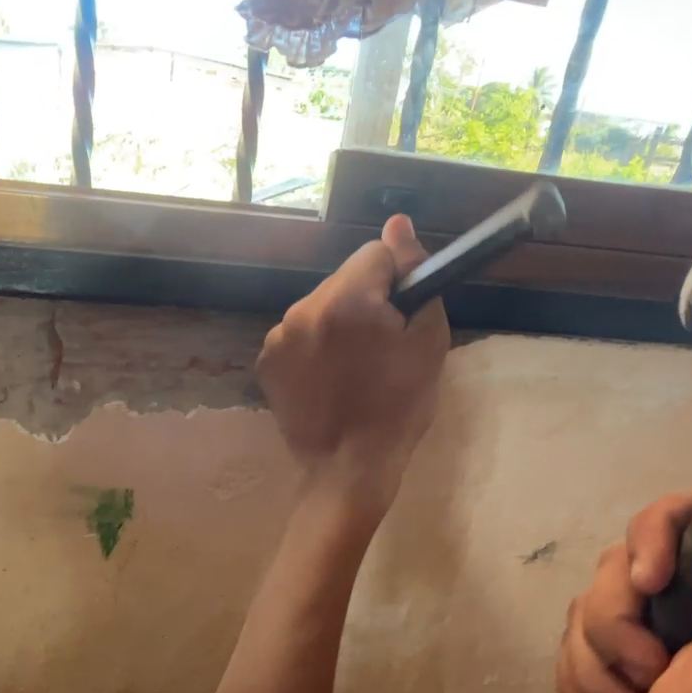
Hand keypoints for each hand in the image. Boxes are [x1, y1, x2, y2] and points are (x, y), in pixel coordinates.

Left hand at [257, 214, 449, 518]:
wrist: (347, 469)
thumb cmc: (399, 409)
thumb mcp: (426, 342)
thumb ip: (415, 277)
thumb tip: (398, 223)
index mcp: (346, 300)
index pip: (375, 254)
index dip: (396, 281)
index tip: (401, 316)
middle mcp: (302, 308)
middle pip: (344, 280)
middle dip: (365, 301)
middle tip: (379, 349)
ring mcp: (277, 336)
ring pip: (319, 306)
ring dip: (337, 323)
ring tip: (352, 369)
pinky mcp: (265, 361)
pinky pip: (297, 334)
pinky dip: (314, 347)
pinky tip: (327, 380)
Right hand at [558, 493, 691, 692]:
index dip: (652, 538)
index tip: (642, 583)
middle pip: (621, 564)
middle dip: (614, 628)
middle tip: (642, 679)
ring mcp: (667, 629)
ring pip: (590, 607)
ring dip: (596, 667)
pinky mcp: (629, 657)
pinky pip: (575, 643)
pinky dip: (581, 683)